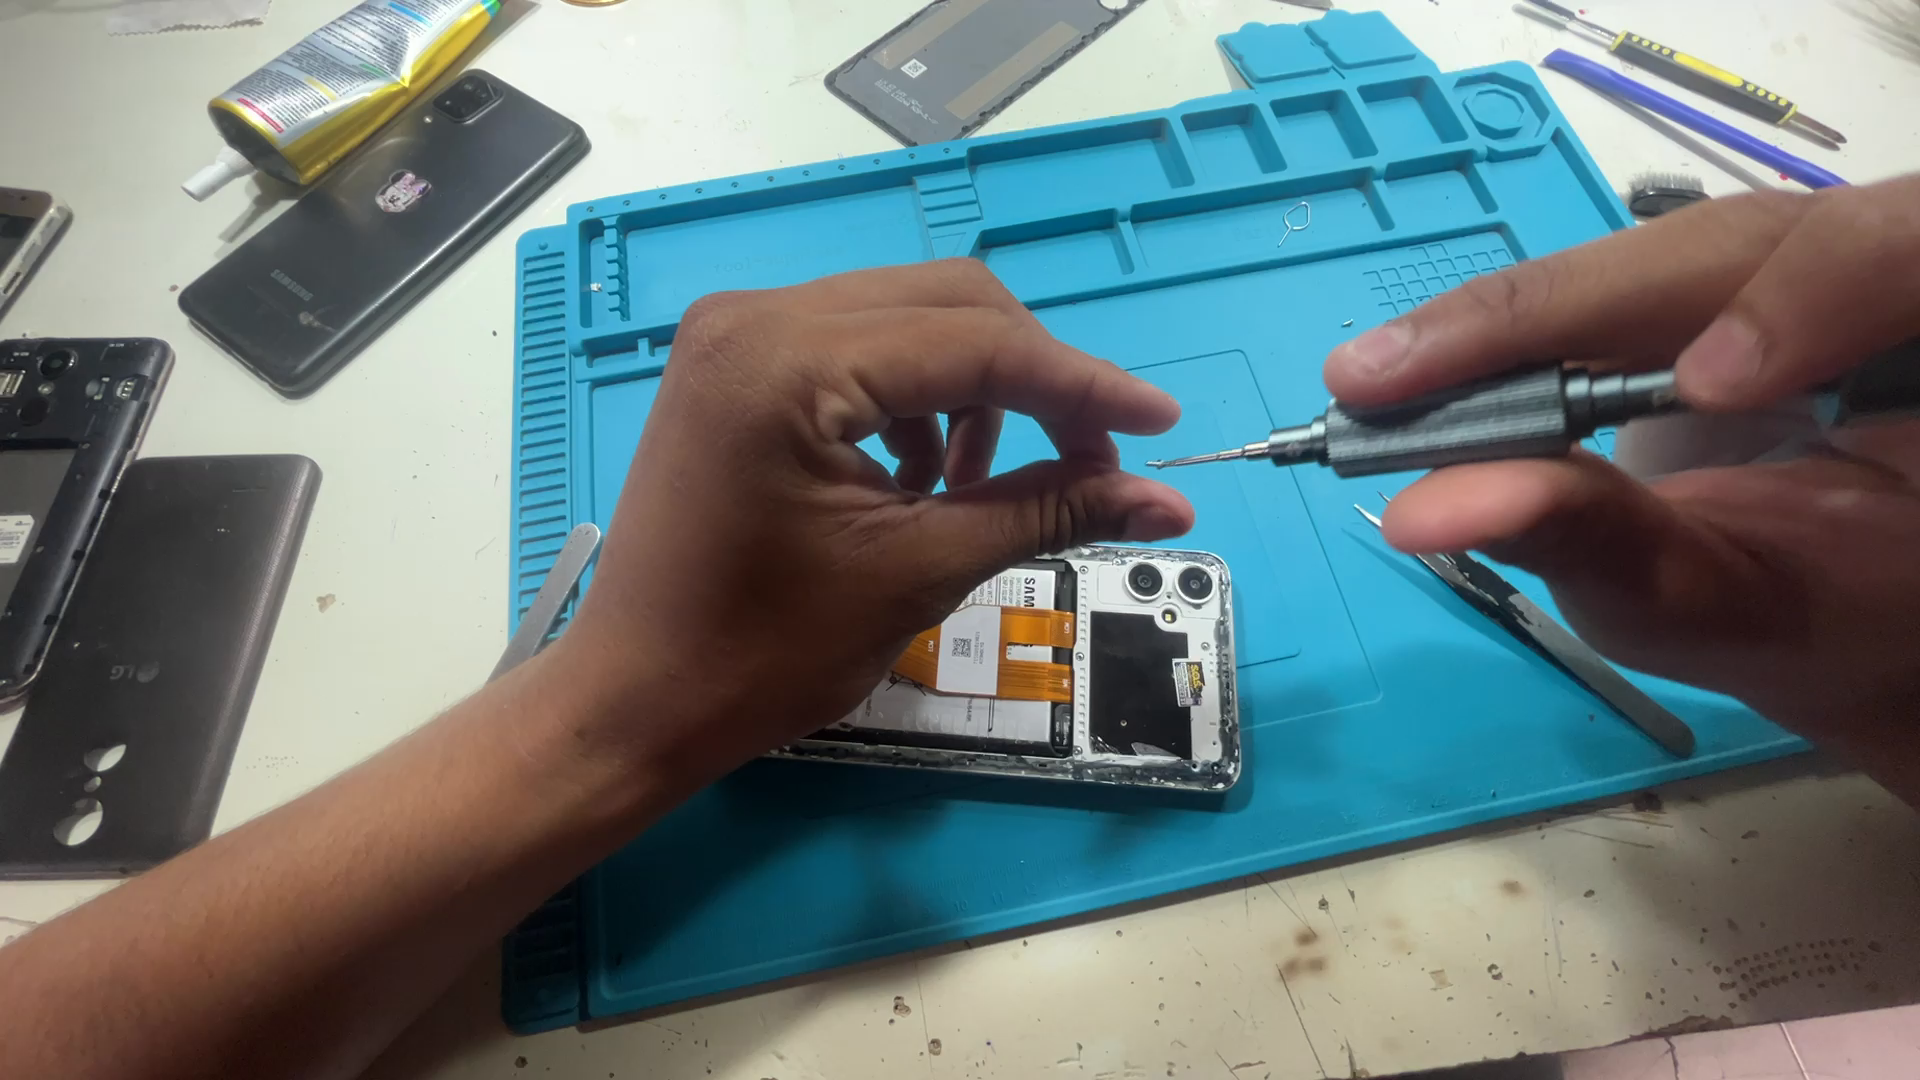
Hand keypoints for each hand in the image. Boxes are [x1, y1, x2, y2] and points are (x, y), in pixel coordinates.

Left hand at [547, 260, 1191, 783]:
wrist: (639, 699)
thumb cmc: (765, 656)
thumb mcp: (921, 573)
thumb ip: (1048, 511)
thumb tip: (1169, 501)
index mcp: (790, 360)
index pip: (978, 344)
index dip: (1083, 385)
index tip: (1160, 420)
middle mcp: (759, 314)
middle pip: (951, 305)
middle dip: (1033, 382)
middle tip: (1081, 463)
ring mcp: (741, 333)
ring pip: (911, 321)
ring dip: (974, 393)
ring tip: (973, 487)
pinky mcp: (739, 364)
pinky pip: (863, 350)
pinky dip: (916, 402)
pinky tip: (916, 475)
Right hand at [1323, 178, 1919, 780]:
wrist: (1831, 616)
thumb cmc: (1803, 624)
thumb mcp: (1714, 605)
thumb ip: (1592, 544)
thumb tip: (1417, 510)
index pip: (1904, 253)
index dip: (1811, 289)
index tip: (1697, 388)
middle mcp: (1850, 283)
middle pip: (1709, 248)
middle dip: (1533, 315)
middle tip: (1378, 381)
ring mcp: (1760, 284)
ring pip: (1623, 266)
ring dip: (1487, 330)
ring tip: (1375, 384)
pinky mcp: (1683, 306)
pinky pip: (1582, 301)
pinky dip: (1488, 345)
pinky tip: (1415, 376)